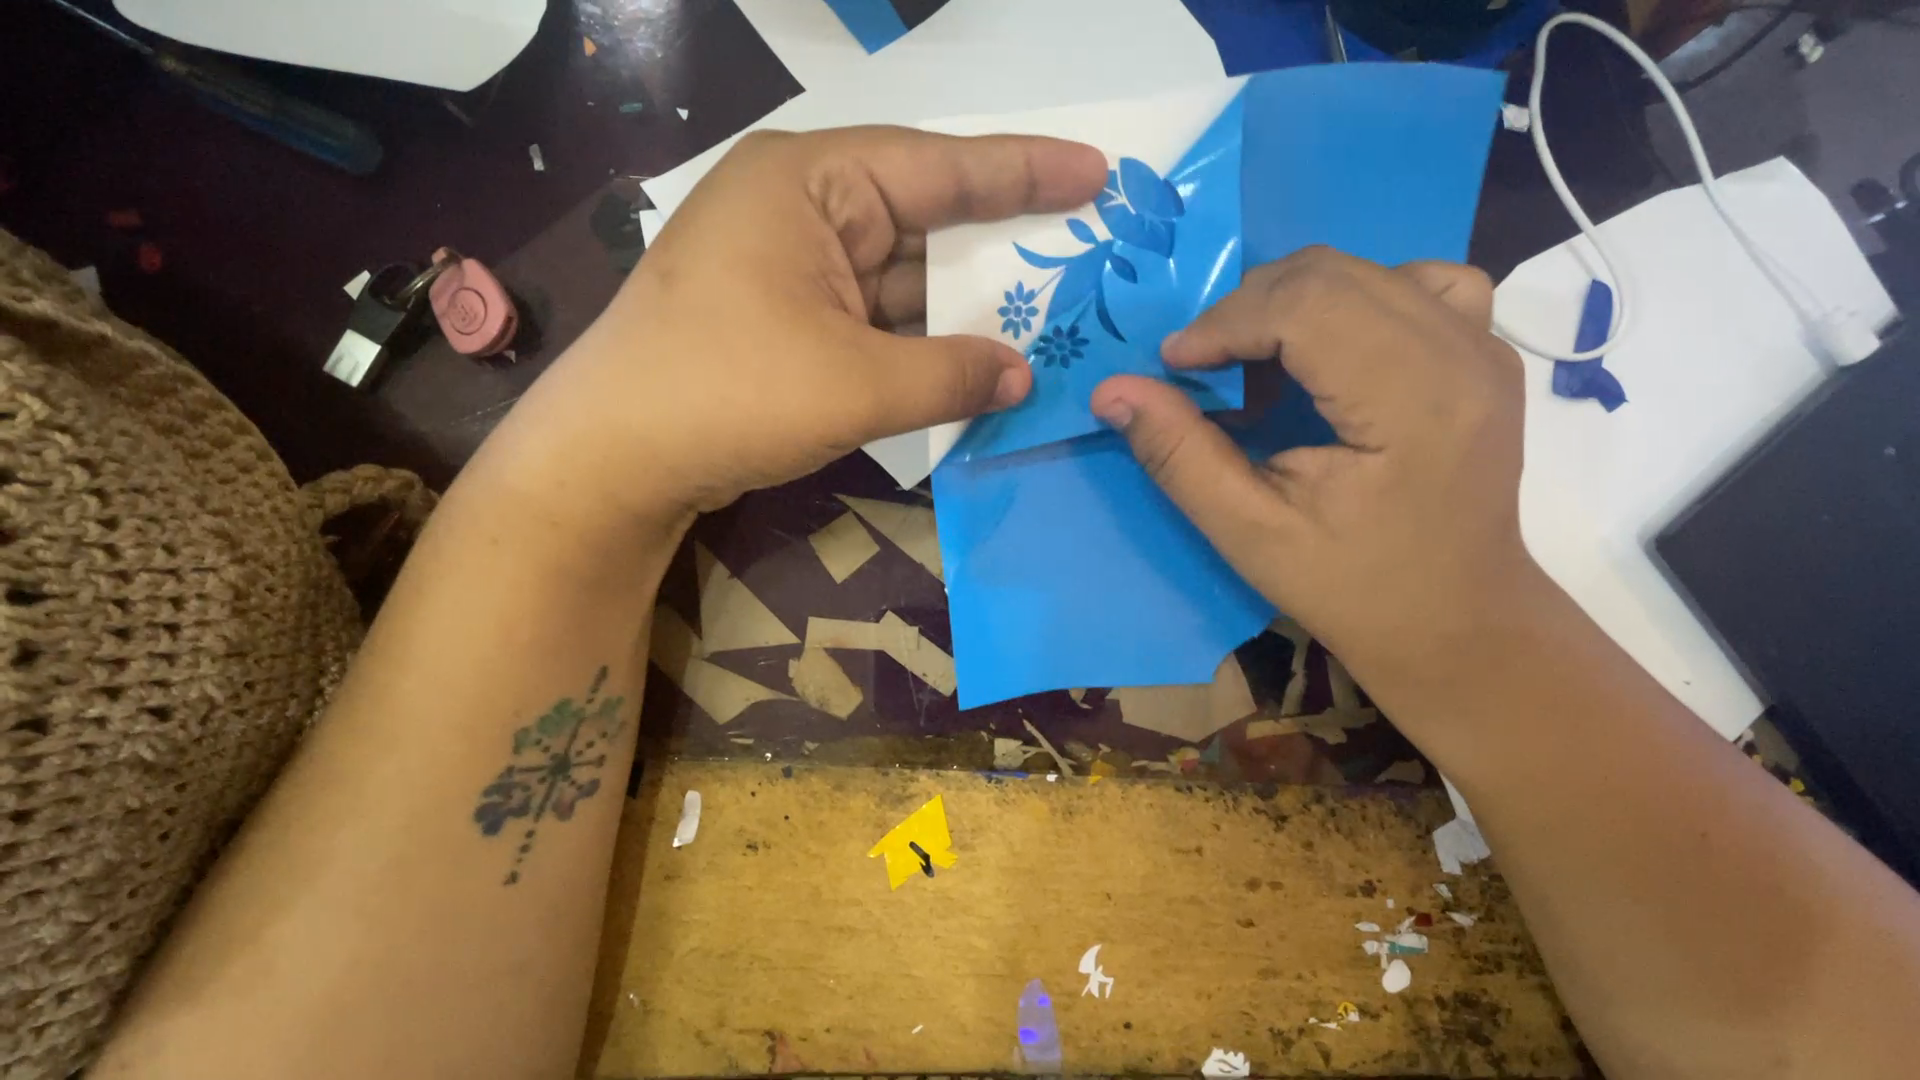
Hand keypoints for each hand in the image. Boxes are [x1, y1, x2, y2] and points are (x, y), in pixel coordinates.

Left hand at [479, 126, 1106, 527]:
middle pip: (922, 220)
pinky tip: (974, 362)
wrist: (614, 459)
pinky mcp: (785, 319)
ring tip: (1045, 321)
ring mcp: (789, 266)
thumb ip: (952, 374)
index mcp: (810, 183)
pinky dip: (920, 343)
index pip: (939, 166)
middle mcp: (800, 209)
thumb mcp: (857, 383)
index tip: (1096, 175)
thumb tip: (1024, 377)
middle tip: (1082, 258)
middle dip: (998, 250)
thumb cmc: (729, 393)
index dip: (1025, 173)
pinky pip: (873, 319)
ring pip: (900, 278)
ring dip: (961, 309)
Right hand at [1090, 247, 1537, 698]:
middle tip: (1205, 369)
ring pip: (1368, 271)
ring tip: (1261, 362)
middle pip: (1332, 275)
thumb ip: (1179, 455)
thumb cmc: (1353, 588)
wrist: (1458, 622)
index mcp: (1410, 401)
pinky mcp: (1487, 354)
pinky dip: (1356, 302)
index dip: (1225, 322)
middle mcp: (1461, 354)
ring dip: (1295, 303)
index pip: (1306, 304)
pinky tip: (1332, 351)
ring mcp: (1485, 348)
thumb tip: (1111, 391)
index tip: (1175, 366)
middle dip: (1248, 309)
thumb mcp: (1249, 532)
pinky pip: (1417, 286)